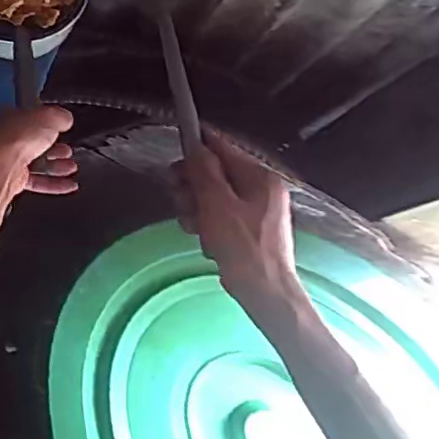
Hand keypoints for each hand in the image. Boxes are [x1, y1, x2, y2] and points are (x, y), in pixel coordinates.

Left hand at [0, 106, 77, 198]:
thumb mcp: (47, 117)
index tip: (60, 126)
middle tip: (67, 150)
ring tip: (71, 166)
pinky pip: (37, 181)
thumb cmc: (17, 138)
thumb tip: (65, 118)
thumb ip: (59, 116)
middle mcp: (5, 137)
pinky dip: (54, 184)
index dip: (47, 121)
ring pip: (35, 162)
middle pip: (34, 142)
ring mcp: (8, 159)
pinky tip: (68, 184)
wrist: (3, 167)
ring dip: (56, 166)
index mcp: (8, 115)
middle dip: (54, 147)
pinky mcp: (13, 178)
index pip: (30, 115)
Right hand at [174, 131, 300, 312]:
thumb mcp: (217, 204)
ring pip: (209, 192)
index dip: (195, 148)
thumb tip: (196, 146)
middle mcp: (259, 188)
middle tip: (182, 199)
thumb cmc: (242, 247)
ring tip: (192, 224)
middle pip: (212, 171)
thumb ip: (204, 171)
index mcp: (259, 177)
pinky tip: (200, 234)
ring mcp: (254, 207)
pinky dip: (203, 220)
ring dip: (193, 205)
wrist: (263, 292)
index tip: (175, 158)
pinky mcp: (246, 226)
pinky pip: (215, 211)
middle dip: (191, 185)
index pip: (222, 147)